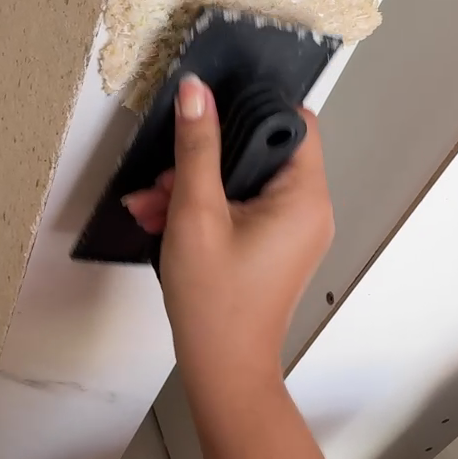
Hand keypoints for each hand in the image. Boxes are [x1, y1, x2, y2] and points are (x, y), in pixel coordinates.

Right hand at [122, 75, 333, 389]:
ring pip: (242, 181)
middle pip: (260, 151)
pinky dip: (203, 208)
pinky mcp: (272, 245)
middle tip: (163, 176)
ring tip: (149, 204)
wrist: (221, 368)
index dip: (252, 107)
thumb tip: (196, 90)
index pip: (295, 122)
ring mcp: (291, 229)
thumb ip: (196, 147)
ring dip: (193, 185)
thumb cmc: (213, 297)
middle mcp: (308, 208)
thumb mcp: (196, 213)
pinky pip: (239, 207)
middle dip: (204, 157)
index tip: (208, 113)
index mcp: (304, 196)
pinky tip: (159, 218)